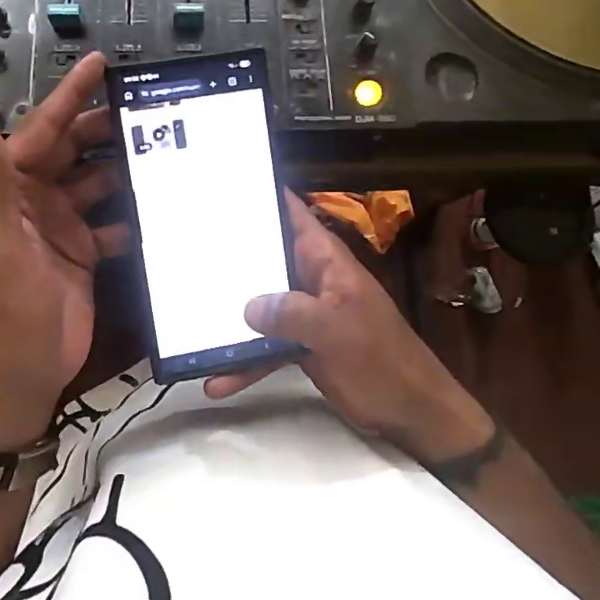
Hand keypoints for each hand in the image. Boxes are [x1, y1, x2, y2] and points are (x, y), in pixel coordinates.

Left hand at [0, 53, 126, 449]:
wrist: (20, 376)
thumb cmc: (2, 311)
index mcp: (4, 193)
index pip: (39, 133)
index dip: (67, 98)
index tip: (99, 66)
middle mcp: (30, 204)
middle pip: (71, 153)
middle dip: (104, 129)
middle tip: (149, 106)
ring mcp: (58, 230)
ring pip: (94, 185)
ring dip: (123, 167)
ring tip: (165, 146)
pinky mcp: (82, 256)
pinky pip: (110, 224)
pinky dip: (132, 214)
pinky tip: (162, 203)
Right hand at [203, 193, 493, 462]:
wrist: (411, 413)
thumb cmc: (382, 362)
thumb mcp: (337, 331)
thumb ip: (293, 313)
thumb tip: (248, 306)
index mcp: (328, 265)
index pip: (295, 218)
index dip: (266, 199)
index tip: (226, 186)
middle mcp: (312, 283)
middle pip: (266, 260)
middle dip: (230, 255)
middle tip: (188, 245)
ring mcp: (305, 316)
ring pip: (259, 306)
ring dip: (230, 316)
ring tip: (190, 319)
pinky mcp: (300, 346)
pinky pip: (263, 346)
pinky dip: (244, 361)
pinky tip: (218, 380)